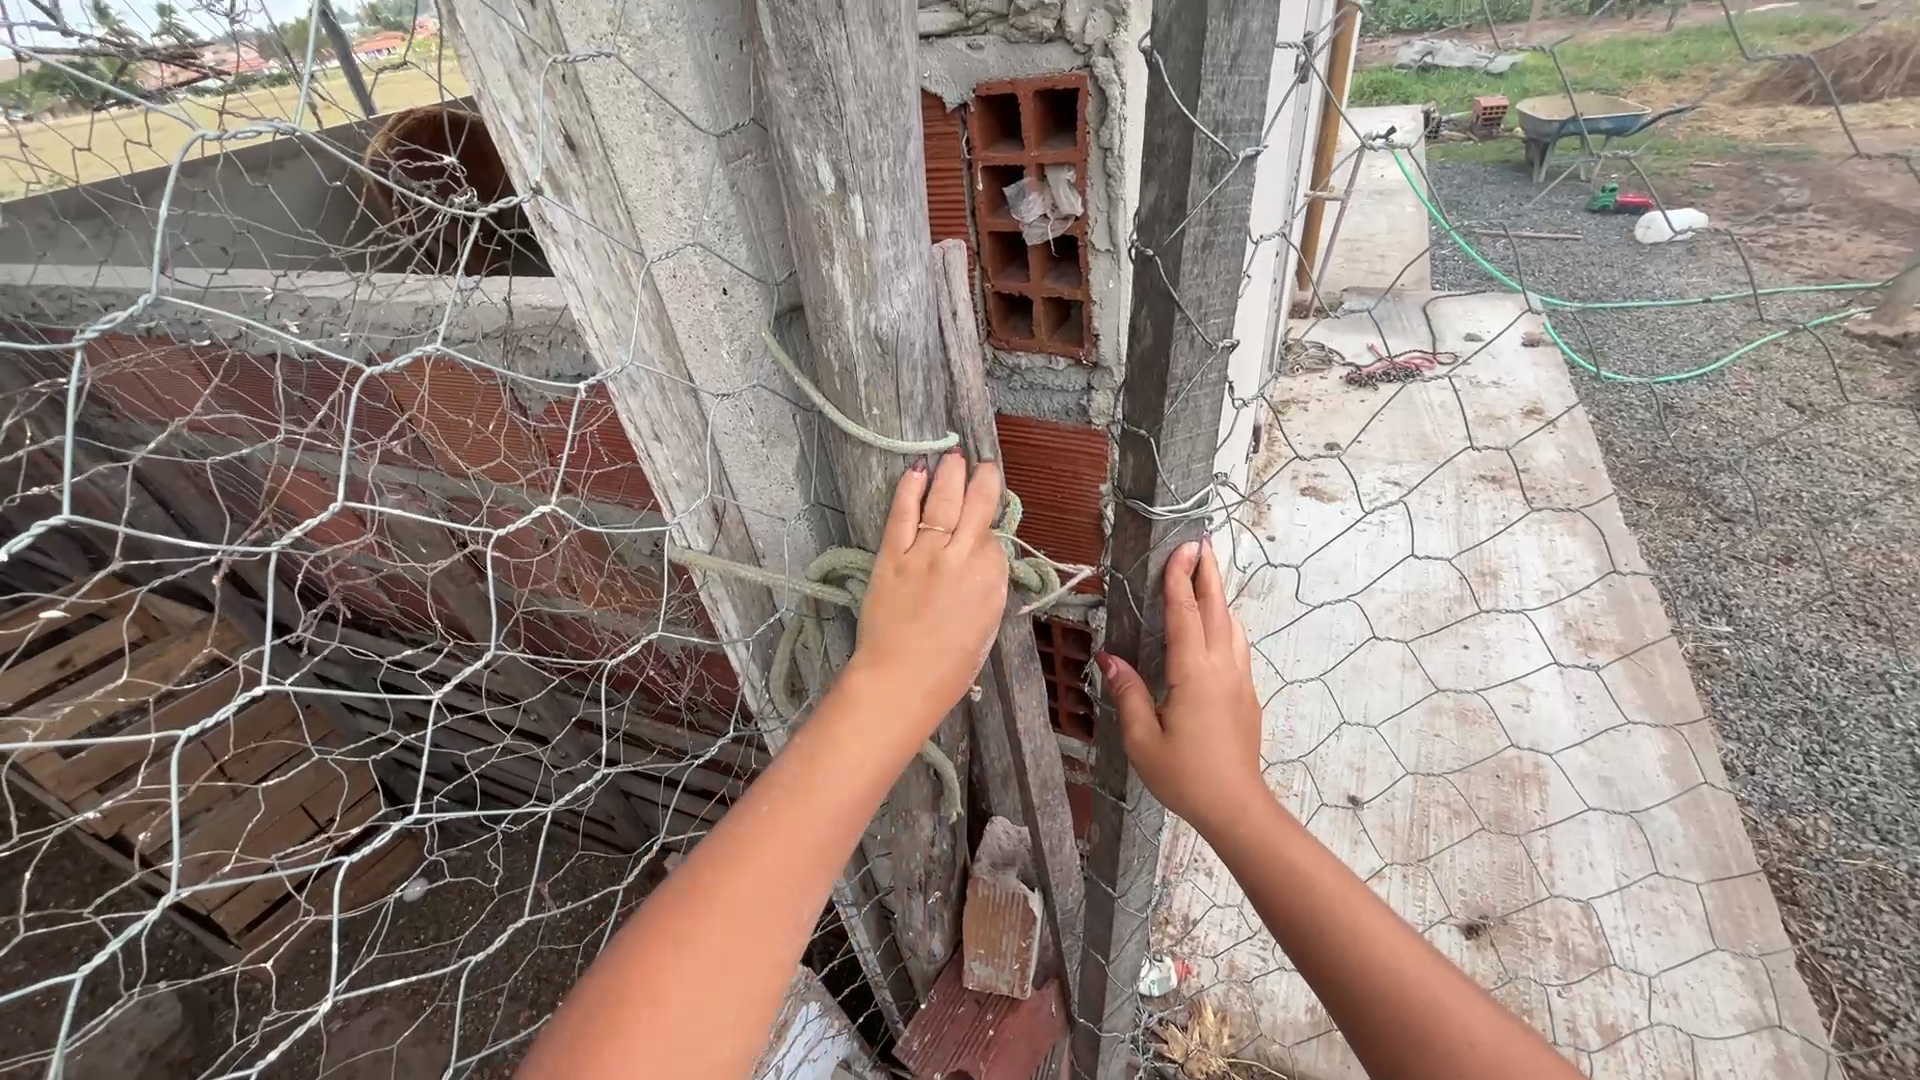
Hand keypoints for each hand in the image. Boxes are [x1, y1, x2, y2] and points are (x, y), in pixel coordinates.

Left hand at [848, 451, 1009, 730]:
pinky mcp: (892, 556)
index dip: (988, 534)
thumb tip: (982, 562)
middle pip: (977, 507)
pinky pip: (903, 514)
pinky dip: (909, 490)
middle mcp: (962, 557)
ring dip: (950, 475)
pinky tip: (915, 472)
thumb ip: (987, 587)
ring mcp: (925, 553)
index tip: (984, 527)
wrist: (902, 679)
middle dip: (983, 481)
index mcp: (991, 579)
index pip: (994, 542)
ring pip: (943, 502)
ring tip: (954, 457)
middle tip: (984, 465)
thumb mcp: (986, 626)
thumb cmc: (949, 667)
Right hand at [1097, 538, 1265, 835]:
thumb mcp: (1143, 739)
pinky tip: (1218, 626)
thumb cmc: (1184, 776)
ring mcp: (1239, 680)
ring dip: (1219, 597)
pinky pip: (1237, 646)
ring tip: (1207, 576)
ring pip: (1232, 626)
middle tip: (1202, 543)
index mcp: (1194, 674)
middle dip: (1208, 574)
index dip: (1179, 579)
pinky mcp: (1246, 695)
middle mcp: (1222, 668)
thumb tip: (1110, 658)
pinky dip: (1226, 623)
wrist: (1237, 807)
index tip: (1180, 548)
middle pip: (1216, 610)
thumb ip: (1129, 693)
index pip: (1185, 614)